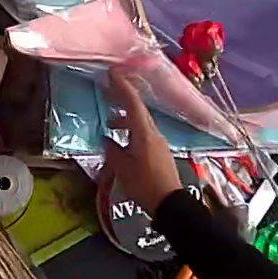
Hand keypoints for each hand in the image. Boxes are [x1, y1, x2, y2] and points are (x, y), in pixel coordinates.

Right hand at [103, 71, 182, 213]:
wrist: (170, 204)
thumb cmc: (144, 184)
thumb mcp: (122, 167)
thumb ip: (112, 150)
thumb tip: (107, 139)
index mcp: (143, 133)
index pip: (132, 103)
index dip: (122, 87)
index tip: (112, 74)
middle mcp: (153, 133)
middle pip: (137, 111)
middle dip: (122, 100)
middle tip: (107, 93)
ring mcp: (159, 142)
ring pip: (140, 123)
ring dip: (125, 119)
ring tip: (109, 123)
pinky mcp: (160, 152)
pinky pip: (143, 133)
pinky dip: (131, 130)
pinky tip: (121, 140)